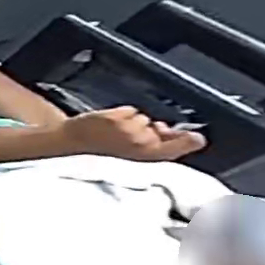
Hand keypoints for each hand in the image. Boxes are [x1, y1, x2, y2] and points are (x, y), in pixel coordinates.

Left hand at [60, 106, 206, 161]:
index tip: (192, 135)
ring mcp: (127, 128)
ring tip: (112, 129)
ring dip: (130, 121)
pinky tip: (107, 121)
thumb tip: (184, 132)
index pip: (185, 145)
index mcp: (150, 154)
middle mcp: (141, 142)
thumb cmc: (103, 146)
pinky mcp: (114, 117)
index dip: (192, 139)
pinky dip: (120, 113)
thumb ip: (161, 144)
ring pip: (143, 118)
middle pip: (159, 128)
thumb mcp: (136, 152)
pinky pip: (129, 109)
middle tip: (126, 135)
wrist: (71, 139)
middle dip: (148, 128)